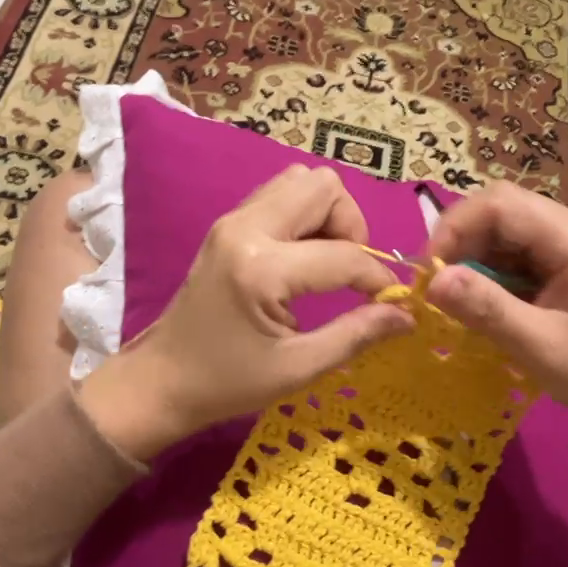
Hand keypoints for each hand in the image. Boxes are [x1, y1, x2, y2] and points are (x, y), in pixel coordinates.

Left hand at [80, 166, 412, 459]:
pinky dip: (305, 220)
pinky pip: (280, 198)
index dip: (377, 278)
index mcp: (261, 269)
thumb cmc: (227, 384)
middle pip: (322, 185)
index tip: (392, 304)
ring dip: (327, 217)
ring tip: (327, 266)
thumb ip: (355, 335)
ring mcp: (231, 222)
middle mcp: (245, 229)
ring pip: (301, 182)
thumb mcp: (297, 368)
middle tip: (349, 273)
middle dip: (351, 226)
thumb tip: (407, 315)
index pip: (343, 254)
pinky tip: (304, 264)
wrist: (160, 382)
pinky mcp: (227, 227)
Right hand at [423, 182, 567, 467]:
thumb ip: (486, 308)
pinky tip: (482, 304)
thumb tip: (432, 279)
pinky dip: (493, 275)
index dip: (455, 228)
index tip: (427, 270)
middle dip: (461, 242)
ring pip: (509, 234)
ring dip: (474, 260)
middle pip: (504, 211)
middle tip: (435, 285)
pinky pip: (521, 257)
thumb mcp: (538, 346)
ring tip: (454, 299)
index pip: (502, 204)